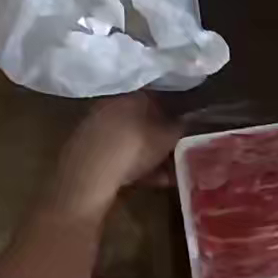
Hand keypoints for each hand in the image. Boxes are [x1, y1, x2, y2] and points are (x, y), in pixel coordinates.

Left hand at [45, 91, 182, 218]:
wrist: (90, 174)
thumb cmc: (135, 146)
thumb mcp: (167, 136)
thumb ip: (182, 128)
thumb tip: (191, 122)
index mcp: (130, 95)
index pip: (158, 98)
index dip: (176, 114)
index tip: (187, 131)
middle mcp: (110, 107)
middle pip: (143, 122)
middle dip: (163, 140)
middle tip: (179, 156)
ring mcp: (95, 131)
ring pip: (131, 143)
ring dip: (152, 159)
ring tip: (170, 175)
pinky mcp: (86, 154)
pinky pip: (118, 158)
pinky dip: (135, 169)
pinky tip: (151, 183)